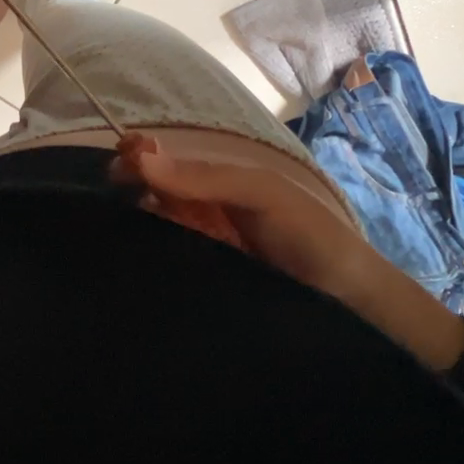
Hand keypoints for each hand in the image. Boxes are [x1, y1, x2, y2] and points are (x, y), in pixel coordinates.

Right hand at [113, 133, 463, 370]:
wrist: (352, 307)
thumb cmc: (311, 235)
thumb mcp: (260, 192)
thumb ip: (204, 176)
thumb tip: (136, 157)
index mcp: (210, 182)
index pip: (157, 161)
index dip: (134, 157)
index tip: (117, 164)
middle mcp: (194, 211)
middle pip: (143, 194)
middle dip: (124, 191)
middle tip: (111, 201)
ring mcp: (192, 250)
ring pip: (146, 231)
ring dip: (127, 227)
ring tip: (112, 233)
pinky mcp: (192, 286)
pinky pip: (158, 268)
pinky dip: (141, 260)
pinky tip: (126, 261)